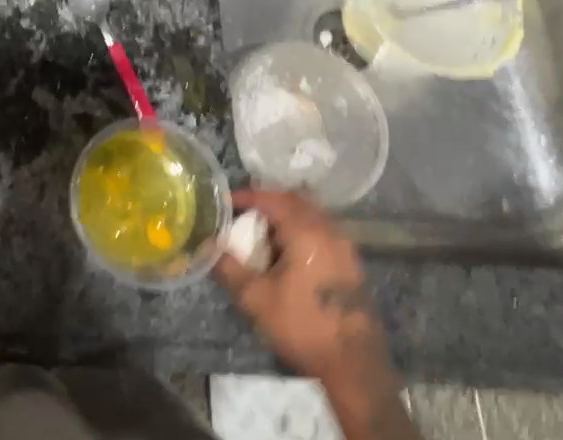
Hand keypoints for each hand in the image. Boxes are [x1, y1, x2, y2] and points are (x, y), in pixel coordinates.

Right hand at [212, 190, 391, 388]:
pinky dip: (302, 231)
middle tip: (244, 211)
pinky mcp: (351, 266)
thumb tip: (208, 246)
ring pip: (313, 216)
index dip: (247, 196)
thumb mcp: (256, 298)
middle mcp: (330, 232)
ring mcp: (345, 249)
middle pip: (297, 201)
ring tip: (263, 232)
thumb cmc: (302, 325)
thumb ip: (229, 267)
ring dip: (287, 216)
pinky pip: (323, 233)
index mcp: (307, 233)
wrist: (354, 367)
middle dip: (269, 201)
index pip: (273, 199)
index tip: (226, 201)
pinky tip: (287, 254)